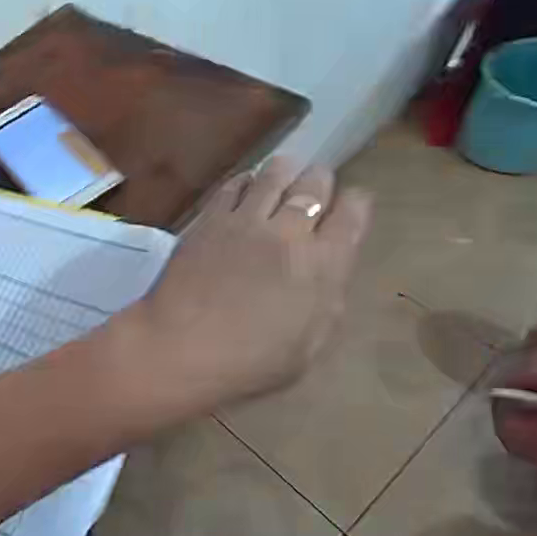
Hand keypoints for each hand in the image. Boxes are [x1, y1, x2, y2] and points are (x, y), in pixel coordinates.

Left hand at [118, 157, 371, 405]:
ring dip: (284, 172)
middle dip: (319, 182)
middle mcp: (291, 231)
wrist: (181, 349)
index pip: (354, 213)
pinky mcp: (209, 219)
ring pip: (275, 174)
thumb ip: (326, 305)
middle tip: (313, 188)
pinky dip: (245, 181)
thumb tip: (329, 277)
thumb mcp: (308, 348)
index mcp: (325, 265)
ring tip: (283, 175)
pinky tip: (245, 187)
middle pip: (315, 184)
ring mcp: (246, 220)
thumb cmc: (248, 363)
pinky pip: (233, 185)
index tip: (350, 207)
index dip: (355, 205)